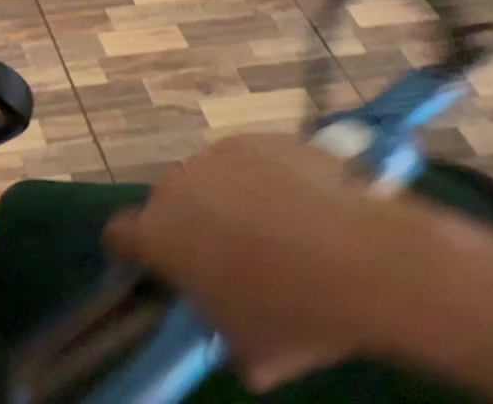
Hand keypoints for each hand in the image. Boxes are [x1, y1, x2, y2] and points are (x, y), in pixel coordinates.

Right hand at [102, 135, 428, 390]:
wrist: (373, 262)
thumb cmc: (300, 314)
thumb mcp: (256, 351)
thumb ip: (225, 341)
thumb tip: (234, 348)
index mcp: (156, 236)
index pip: (119, 236)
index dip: (134, 253)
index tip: (160, 269)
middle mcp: (170, 187)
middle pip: (167, 206)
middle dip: (190, 227)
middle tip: (233, 257)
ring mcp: (212, 157)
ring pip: (207, 180)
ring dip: (225, 200)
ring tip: (278, 229)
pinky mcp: (253, 140)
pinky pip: (247, 161)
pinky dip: (264, 179)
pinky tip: (304, 204)